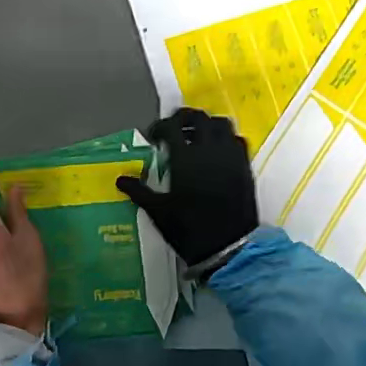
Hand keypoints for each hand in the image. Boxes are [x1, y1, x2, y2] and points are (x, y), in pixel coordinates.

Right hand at [116, 108, 258, 272]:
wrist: (228, 246)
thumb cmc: (188, 228)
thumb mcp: (157, 211)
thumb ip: (138, 190)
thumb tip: (120, 179)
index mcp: (185, 159)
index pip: (171, 127)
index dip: (159, 127)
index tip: (153, 137)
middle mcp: (209, 151)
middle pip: (199, 118)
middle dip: (184, 118)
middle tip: (174, 129)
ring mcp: (231, 157)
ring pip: (222, 124)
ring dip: (207, 125)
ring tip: (196, 136)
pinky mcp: (245, 166)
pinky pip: (237, 140)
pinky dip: (225, 138)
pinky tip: (216, 151)